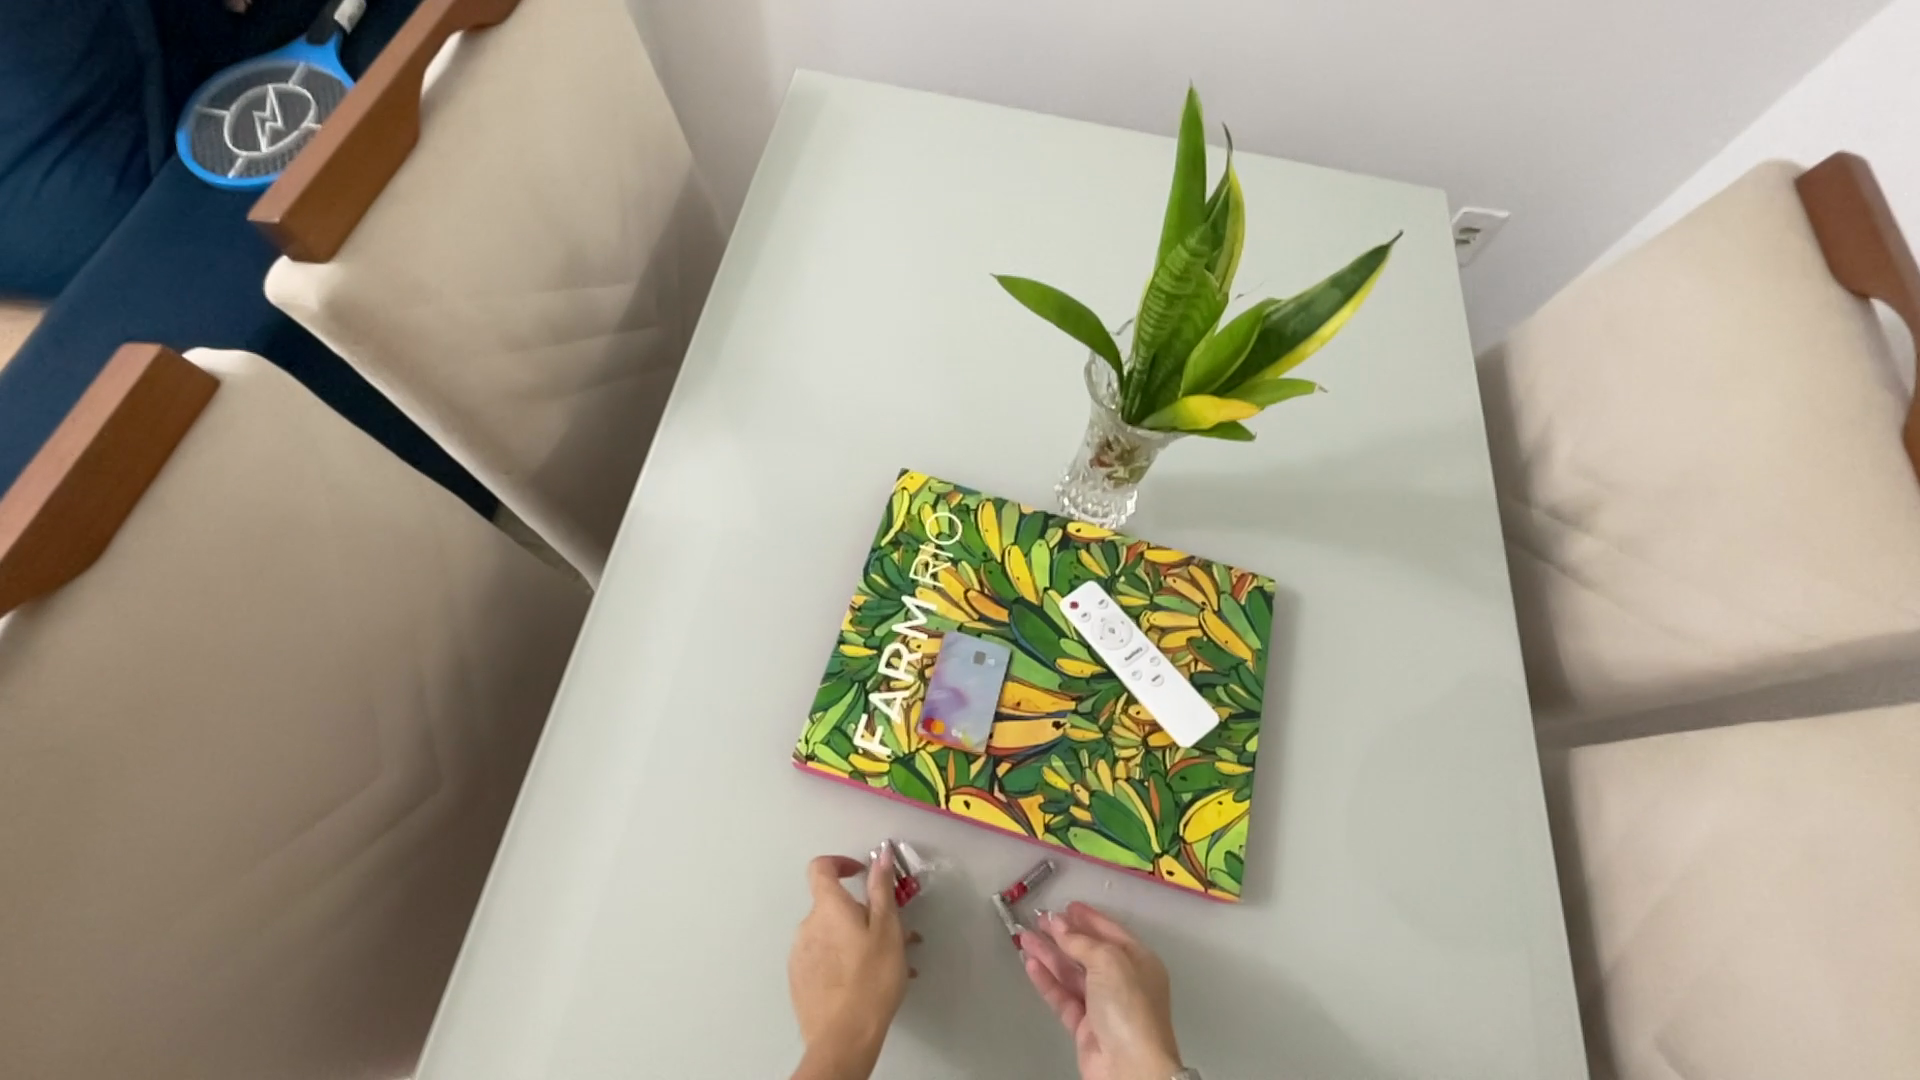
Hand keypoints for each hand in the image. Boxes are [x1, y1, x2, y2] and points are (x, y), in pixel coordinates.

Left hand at [788, 851, 917, 1079]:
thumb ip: (881, 889)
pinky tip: (865, 982)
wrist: (843, 1040)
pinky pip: (822, 957)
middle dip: (861, 913)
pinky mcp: (799, 980)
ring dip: (854, 940)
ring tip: (884, 965)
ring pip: (830, 934)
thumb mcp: (888, 930)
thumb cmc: (871, 979)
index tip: (860, 873)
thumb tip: (879, 855)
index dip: (840, 863)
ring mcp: (799, 955)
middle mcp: (807, 926)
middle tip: (891, 935)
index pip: (821, 867)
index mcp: (828, 908)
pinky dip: (842, 959)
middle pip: (832, 906)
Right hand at [1020, 903, 1183, 1079]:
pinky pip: (1063, 996)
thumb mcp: (1109, 961)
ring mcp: (1103, 1005)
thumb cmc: (1129, 1007)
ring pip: (1071, 973)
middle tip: (1040, 919)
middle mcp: (1122, 981)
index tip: (1067, 905)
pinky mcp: (1085, 1026)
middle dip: (1063, 934)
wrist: (1130, 1069)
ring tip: (1024, 937)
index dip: (1088, 917)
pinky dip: (1047, 980)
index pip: (1110, 931)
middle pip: (1087, 951)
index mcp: (1139, 961)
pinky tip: (1031, 964)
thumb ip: (1081, 941)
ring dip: (1048, 954)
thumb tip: (1059, 924)